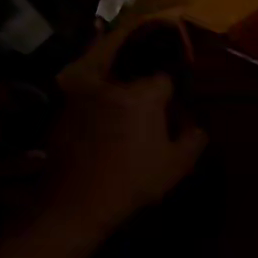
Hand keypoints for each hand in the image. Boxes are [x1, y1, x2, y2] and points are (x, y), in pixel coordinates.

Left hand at [43, 74, 208, 222]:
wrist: (79, 201)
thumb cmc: (133, 182)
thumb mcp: (176, 166)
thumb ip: (193, 139)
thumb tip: (196, 126)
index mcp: (142, 95)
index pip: (164, 79)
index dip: (172, 93)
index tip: (174, 107)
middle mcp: (109, 83)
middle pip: (130, 58)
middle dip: (142, 61)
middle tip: (150, 65)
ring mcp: (80, 91)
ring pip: (100, 60)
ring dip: (114, 56)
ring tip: (126, 62)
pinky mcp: (61, 103)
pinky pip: (82, 80)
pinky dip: (94, 79)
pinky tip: (105, 91)